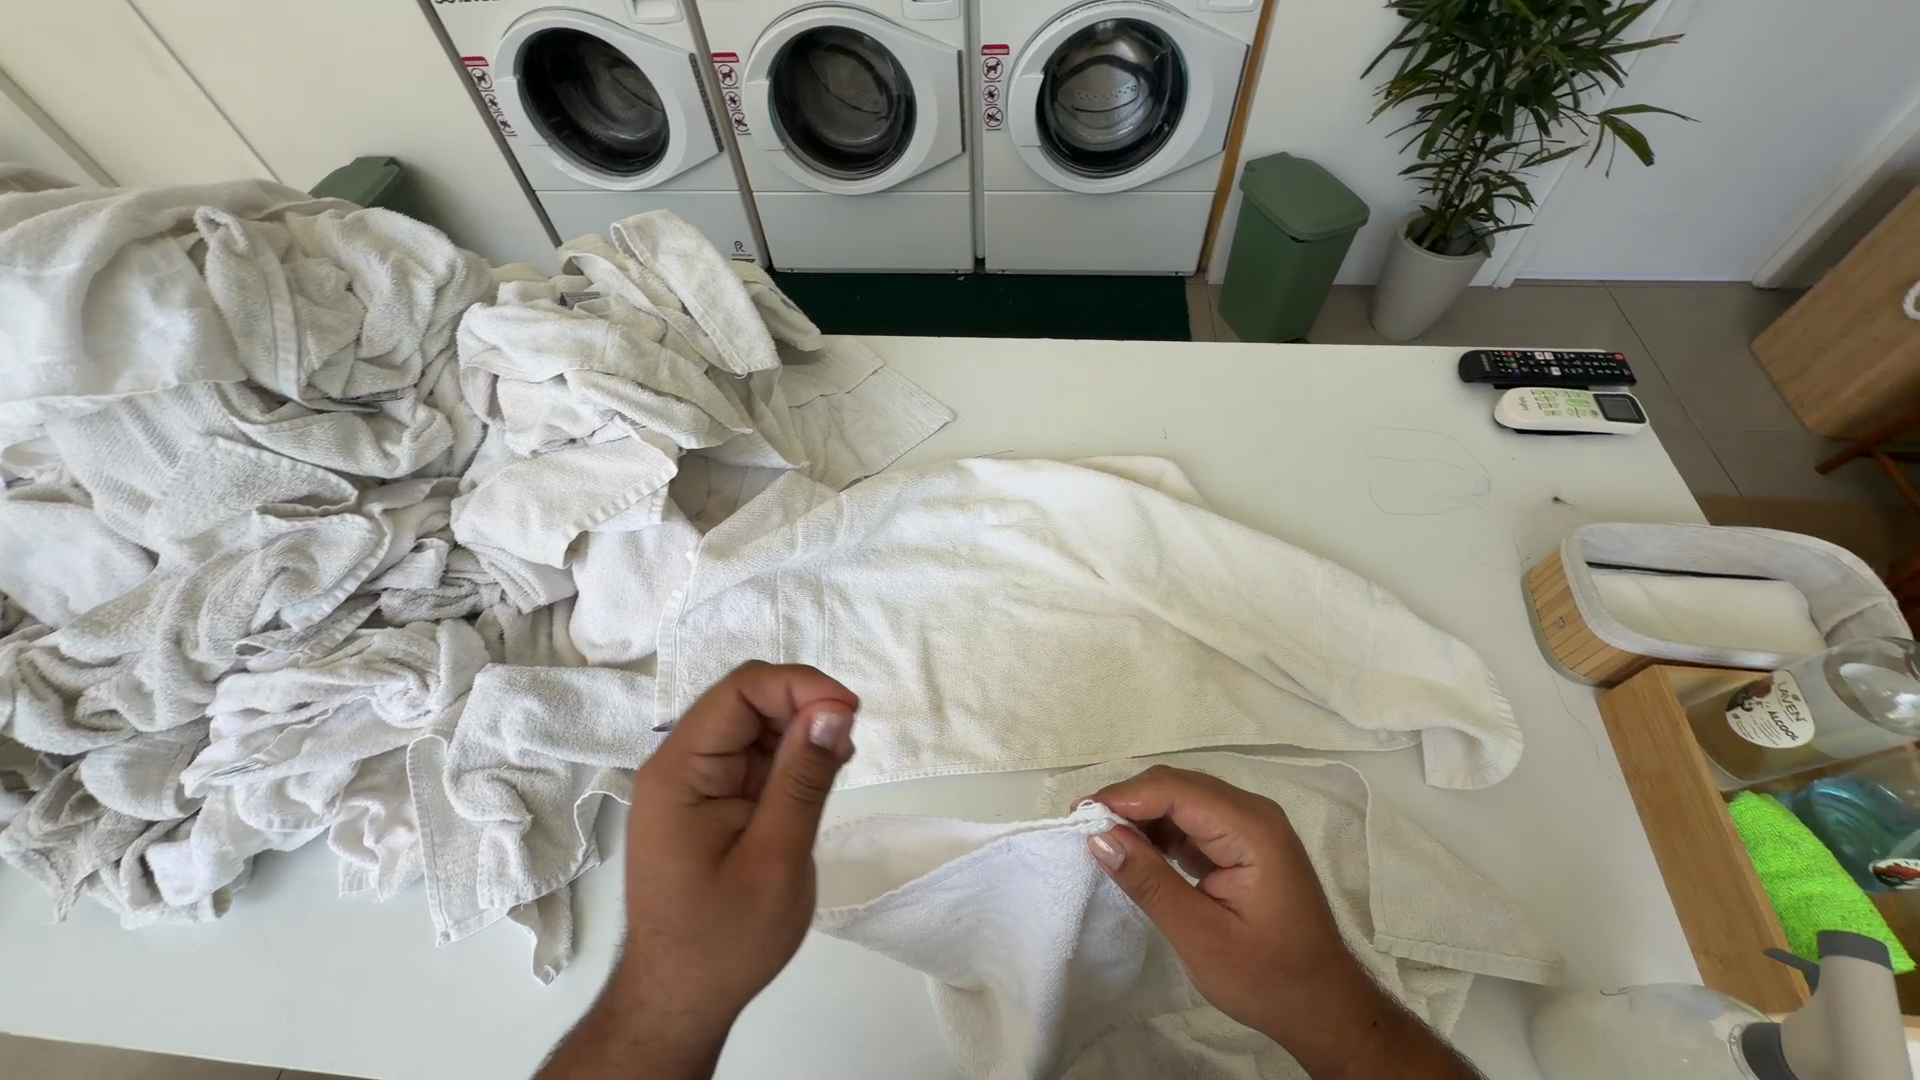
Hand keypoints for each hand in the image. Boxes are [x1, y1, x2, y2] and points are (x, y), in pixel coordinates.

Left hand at [537, 661, 857, 1079]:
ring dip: (801, 729)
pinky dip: (791, 754)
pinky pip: (754, 754)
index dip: (799, 686)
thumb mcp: (776, 858)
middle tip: (849, 740)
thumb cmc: (724, 938)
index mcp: (679, 771)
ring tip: (839, 760)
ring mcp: (694, 781)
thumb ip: (803, 778)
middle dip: (803, 705)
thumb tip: (834, 710)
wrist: (681, 1001)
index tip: (849, 712)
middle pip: (745, 700)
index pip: (739, 691)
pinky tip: (820, 773)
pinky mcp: (712, 798)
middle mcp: (680, 764)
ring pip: (754, 723)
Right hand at [1087, 765, 1479, 1079]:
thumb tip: (1098, 836)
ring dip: (1140, 816)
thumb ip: (1149, 881)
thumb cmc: (1268, 978)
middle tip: (1083, 829)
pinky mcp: (1240, 843)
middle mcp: (1252, 813)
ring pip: (1180, 799)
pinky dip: (1158, 831)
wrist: (1324, 1010)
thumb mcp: (1201, 936)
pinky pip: (1190, 821)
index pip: (1175, 790)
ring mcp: (1248, 826)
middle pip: (1176, 786)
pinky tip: (1135, 851)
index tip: (1079, 817)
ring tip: (1102, 840)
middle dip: (1127, 802)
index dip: (1124, 797)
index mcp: (1251, 829)